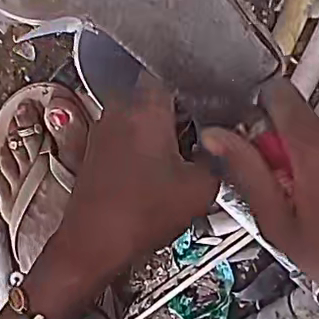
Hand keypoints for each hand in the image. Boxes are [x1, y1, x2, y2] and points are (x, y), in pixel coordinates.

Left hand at [27, 74, 218, 314]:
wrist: (94, 243)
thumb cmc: (140, 214)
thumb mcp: (200, 189)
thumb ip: (219, 159)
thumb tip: (223, 148)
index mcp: (145, 108)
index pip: (173, 75)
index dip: (197, 89)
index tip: (212, 105)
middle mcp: (119, 111)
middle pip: (158, 98)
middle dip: (181, 115)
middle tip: (201, 138)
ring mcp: (103, 130)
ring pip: (141, 118)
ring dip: (162, 133)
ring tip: (181, 161)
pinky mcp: (95, 151)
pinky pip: (127, 137)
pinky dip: (144, 149)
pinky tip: (158, 175)